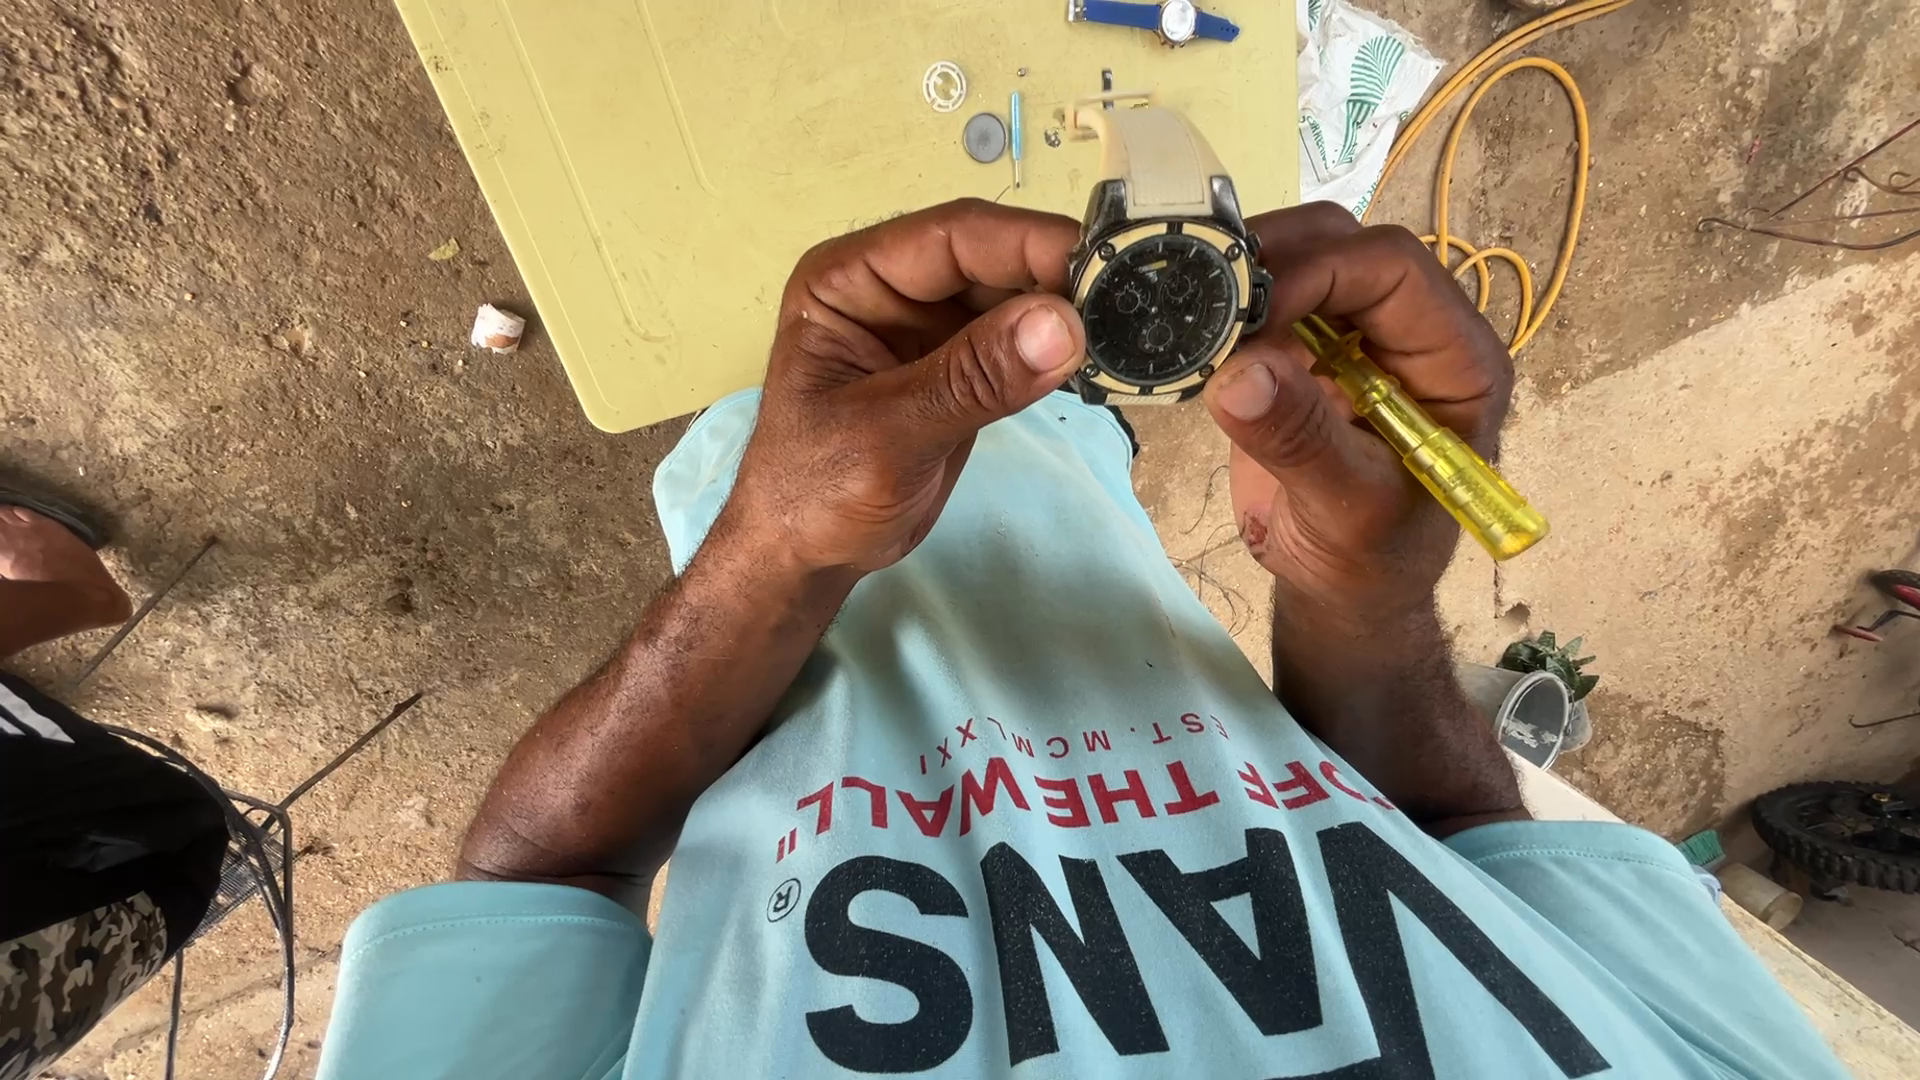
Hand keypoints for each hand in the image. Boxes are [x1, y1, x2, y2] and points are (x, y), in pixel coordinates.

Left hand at [720, 199, 1086, 575]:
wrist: (808, 552)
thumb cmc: (817, 493)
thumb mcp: (889, 434)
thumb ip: (972, 381)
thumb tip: (1063, 327)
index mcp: (850, 282)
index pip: (949, 240)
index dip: (1026, 245)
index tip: (1098, 265)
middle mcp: (890, 293)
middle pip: (987, 264)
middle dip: (1052, 281)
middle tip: (1125, 303)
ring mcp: (925, 333)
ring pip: (1008, 303)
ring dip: (1060, 317)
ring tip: (1122, 330)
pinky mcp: (956, 374)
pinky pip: (1013, 349)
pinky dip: (1050, 354)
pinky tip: (1090, 361)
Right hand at [1200, 203, 1513, 619]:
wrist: (1340, 590)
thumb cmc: (1369, 559)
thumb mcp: (1348, 506)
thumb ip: (1301, 439)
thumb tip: (1238, 372)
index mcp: (1450, 358)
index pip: (1392, 269)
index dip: (1318, 273)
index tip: (1247, 310)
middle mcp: (1402, 335)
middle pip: (1344, 247)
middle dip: (1275, 256)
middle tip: (1203, 287)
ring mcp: (1346, 348)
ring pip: (1299, 269)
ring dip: (1244, 280)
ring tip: (1188, 307)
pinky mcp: (1295, 369)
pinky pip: (1261, 320)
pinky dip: (1223, 319)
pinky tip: (1189, 339)